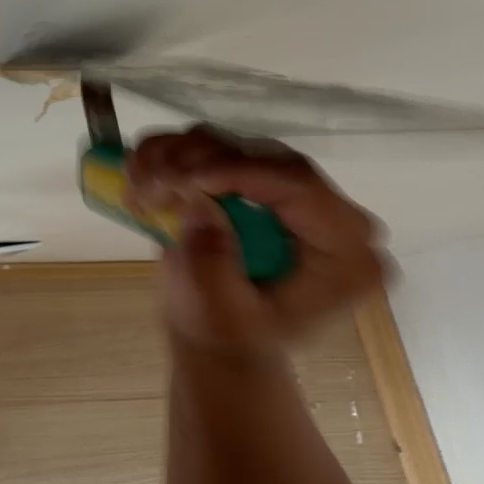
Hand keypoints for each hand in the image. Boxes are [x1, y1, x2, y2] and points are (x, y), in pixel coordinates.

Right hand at [127, 126, 389, 356]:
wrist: (220, 339)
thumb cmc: (229, 338)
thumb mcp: (221, 314)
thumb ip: (214, 265)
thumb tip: (199, 205)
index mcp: (345, 252)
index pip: (300, 186)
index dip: (240, 171)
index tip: (183, 180)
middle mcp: (326, 213)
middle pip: (262, 156)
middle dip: (197, 162)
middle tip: (148, 183)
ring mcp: (286, 192)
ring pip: (230, 144)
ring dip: (174, 156)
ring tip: (138, 187)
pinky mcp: (252, 180)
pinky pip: (210, 147)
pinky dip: (168, 154)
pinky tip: (140, 177)